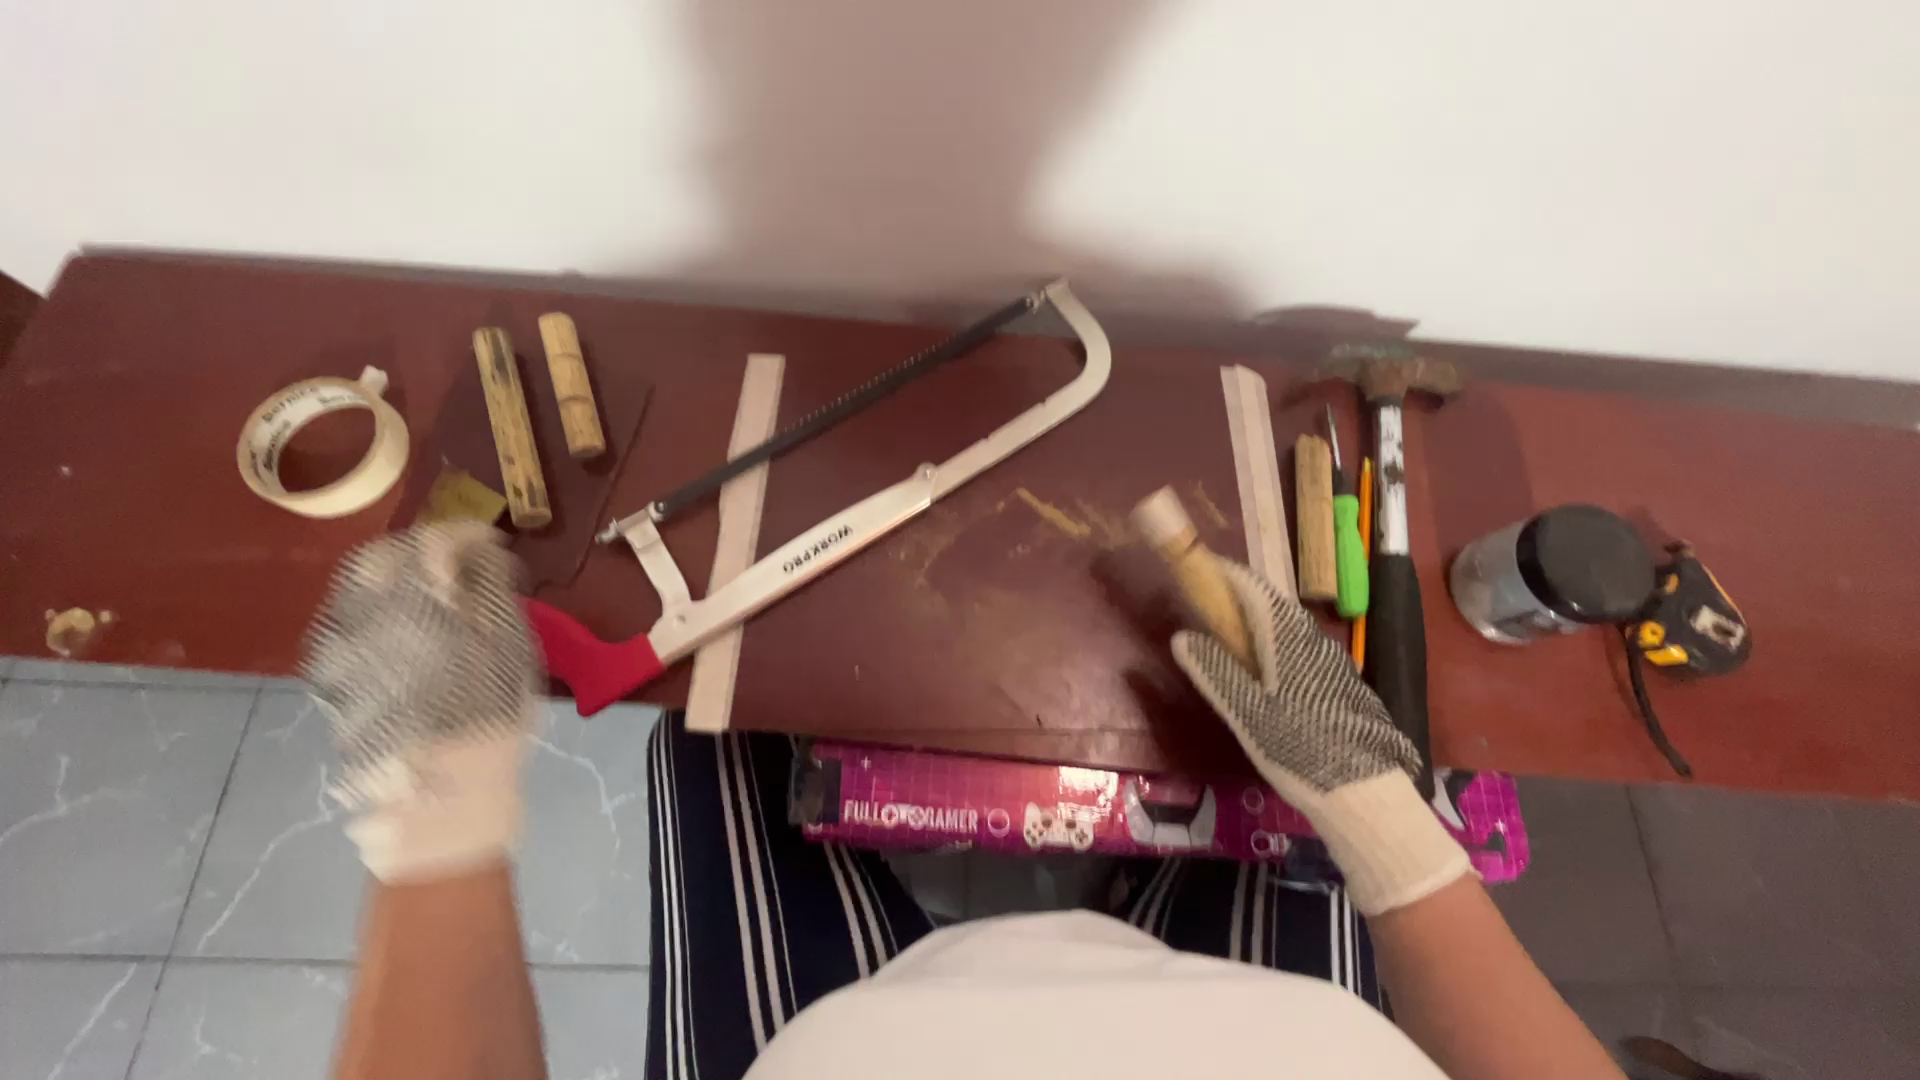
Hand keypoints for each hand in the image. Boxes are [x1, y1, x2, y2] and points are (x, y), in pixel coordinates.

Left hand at [303, 522, 539, 882]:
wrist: (440, 788)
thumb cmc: (488, 707)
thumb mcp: (507, 640)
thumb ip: (488, 584)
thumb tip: (478, 545)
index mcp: (409, 602)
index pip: (424, 541)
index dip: (458, 533)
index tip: (487, 541)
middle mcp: (360, 617)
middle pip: (376, 562)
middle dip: (414, 554)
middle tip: (452, 566)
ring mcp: (338, 652)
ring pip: (358, 597)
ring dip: (394, 588)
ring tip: (432, 606)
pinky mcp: (330, 683)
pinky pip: (351, 633)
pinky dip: (380, 623)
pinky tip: (409, 643)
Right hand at [1171, 556, 1469, 915]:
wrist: (1367, 797)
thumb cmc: (1301, 750)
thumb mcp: (1247, 714)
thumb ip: (1214, 671)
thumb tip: (1182, 636)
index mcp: (1287, 640)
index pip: (1252, 588)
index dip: (1224, 573)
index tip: (1197, 567)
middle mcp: (1313, 641)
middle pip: (1271, 605)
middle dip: (1237, 599)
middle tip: (1205, 610)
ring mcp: (1332, 663)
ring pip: (1288, 630)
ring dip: (1257, 625)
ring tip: (1229, 644)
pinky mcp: (1342, 685)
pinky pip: (1301, 652)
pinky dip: (1275, 649)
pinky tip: (1266, 680)